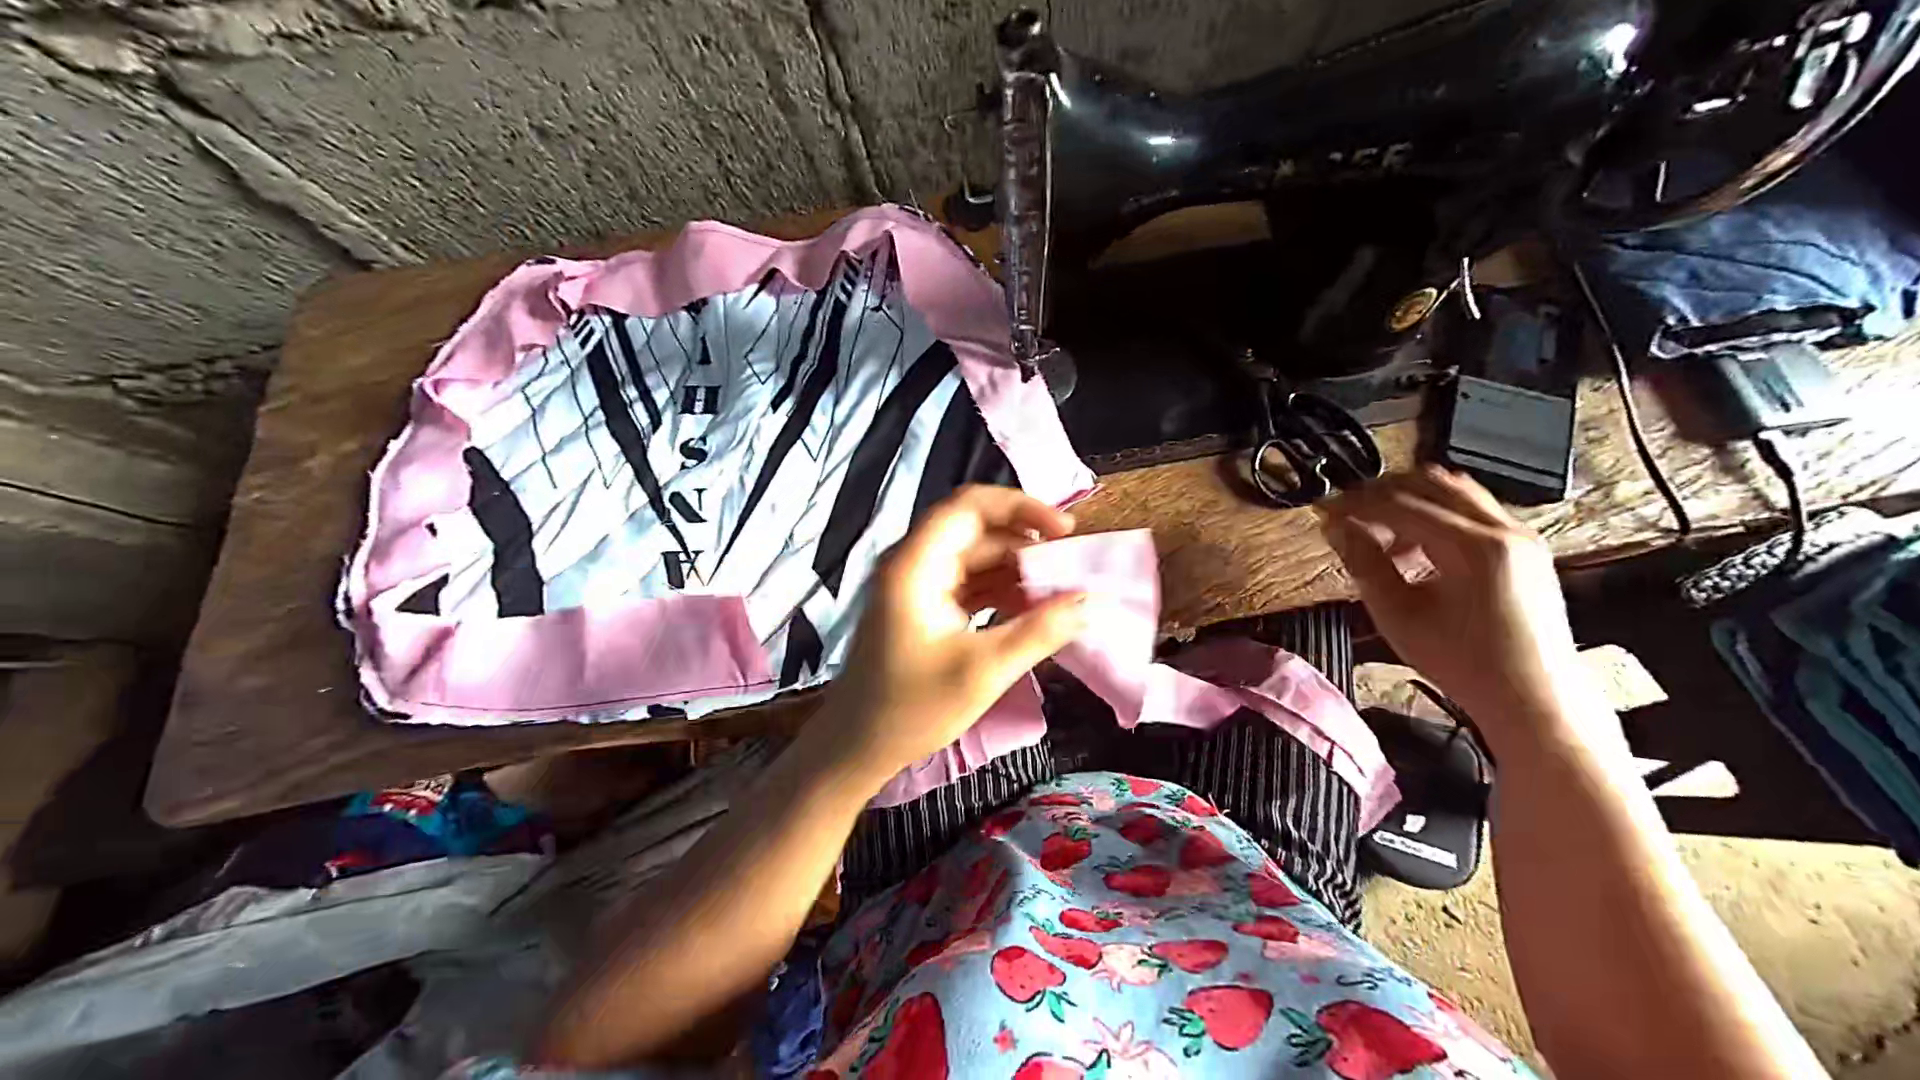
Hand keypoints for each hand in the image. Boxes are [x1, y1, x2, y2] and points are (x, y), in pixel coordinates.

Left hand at [812, 486, 1088, 786]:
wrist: (855, 747)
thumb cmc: (911, 709)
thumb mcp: (983, 672)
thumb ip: (1040, 632)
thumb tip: (1090, 601)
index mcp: (915, 565)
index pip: (970, 506)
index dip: (1021, 506)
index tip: (1065, 529)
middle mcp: (914, 563)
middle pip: (977, 530)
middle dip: (1027, 543)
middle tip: (1071, 566)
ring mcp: (918, 584)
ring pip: (976, 557)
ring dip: (1018, 570)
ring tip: (1061, 591)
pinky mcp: (924, 606)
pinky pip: (970, 582)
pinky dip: (1002, 590)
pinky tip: (1034, 609)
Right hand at [1321, 467, 1604, 752]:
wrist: (1534, 698)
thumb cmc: (1467, 665)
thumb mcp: (1398, 615)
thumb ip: (1364, 564)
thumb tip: (1336, 528)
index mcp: (1475, 547)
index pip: (1400, 503)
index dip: (1355, 503)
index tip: (1326, 509)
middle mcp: (1506, 531)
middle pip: (1432, 483)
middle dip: (1383, 492)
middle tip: (1349, 509)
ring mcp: (1522, 538)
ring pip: (1456, 493)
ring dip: (1411, 502)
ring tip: (1379, 531)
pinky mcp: (1526, 551)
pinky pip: (1475, 513)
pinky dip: (1438, 517)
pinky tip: (1414, 548)